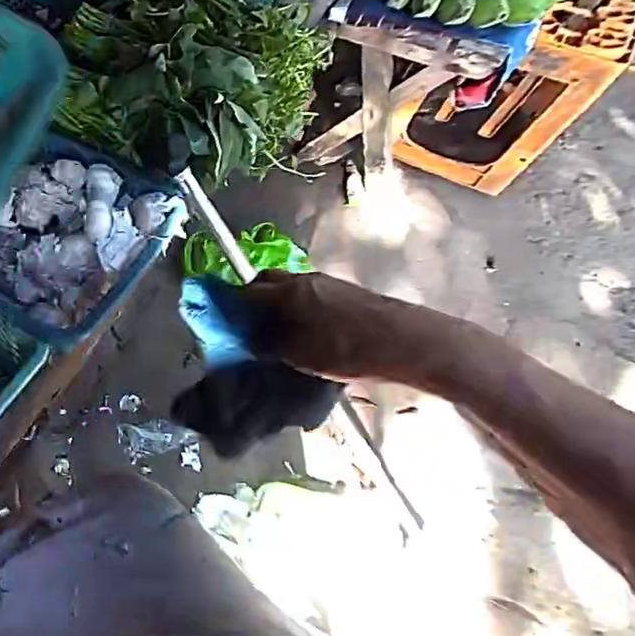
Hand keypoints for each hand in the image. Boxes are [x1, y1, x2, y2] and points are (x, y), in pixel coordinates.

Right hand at [237, 270, 457, 381]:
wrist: (412, 344)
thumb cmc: (348, 349)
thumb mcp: (298, 355)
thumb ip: (268, 344)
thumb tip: (249, 338)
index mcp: (285, 292)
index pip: (244, 290)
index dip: (229, 303)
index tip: (222, 318)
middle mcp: (303, 280)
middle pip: (266, 282)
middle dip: (253, 298)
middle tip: (249, 324)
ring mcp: (327, 284)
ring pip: (289, 289)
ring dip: (278, 304)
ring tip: (278, 331)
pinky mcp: (346, 293)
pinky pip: (309, 295)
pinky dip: (298, 308)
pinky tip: (306, 331)